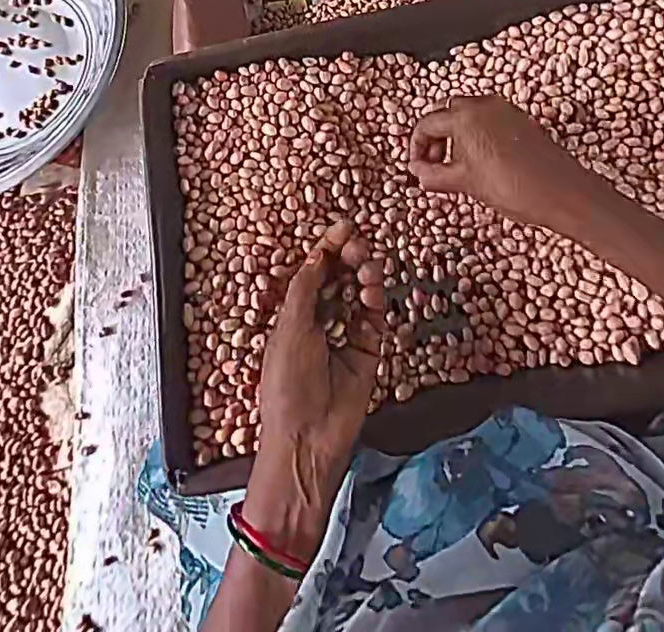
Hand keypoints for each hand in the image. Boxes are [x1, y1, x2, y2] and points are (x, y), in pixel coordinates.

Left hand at [247, 220, 383, 557]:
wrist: (308, 437)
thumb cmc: (287, 382)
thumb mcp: (289, 328)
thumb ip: (306, 288)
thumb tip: (318, 254)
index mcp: (296, 313)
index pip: (316, 271)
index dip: (329, 248)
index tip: (344, 227)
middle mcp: (321, 319)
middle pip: (340, 277)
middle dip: (349, 257)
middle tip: (357, 245)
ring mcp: (345, 334)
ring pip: (359, 293)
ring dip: (364, 275)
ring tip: (366, 267)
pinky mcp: (367, 350)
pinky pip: (374, 317)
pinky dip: (375, 300)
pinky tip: (372, 291)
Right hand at [407, 94, 603, 230]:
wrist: (563, 194)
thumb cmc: (516, 187)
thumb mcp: (463, 183)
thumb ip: (432, 175)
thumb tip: (418, 171)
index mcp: (464, 116)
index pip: (427, 124)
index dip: (416, 147)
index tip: (417, 165)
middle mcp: (484, 106)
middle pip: (446, 115)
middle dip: (436, 140)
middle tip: (432, 164)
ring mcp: (505, 111)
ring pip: (468, 117)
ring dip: (456, 138)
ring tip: (456, 167)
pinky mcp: (521, 121)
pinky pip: (488, 122)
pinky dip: (477, 137)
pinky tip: (480, 164)